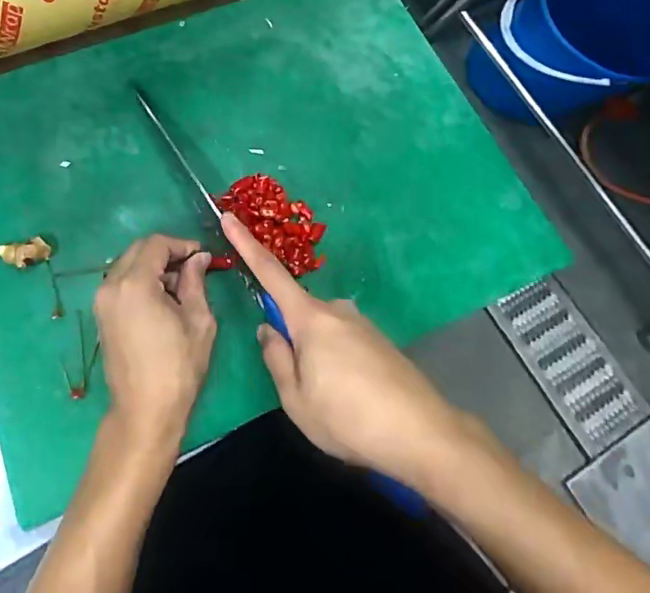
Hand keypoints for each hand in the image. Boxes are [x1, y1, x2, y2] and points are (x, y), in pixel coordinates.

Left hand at [93, 234, 215, 440]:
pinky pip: (121, 284)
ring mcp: (101, 301)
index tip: (201, 256)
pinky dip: (141, 281)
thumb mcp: (198, 319)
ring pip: (128, 265)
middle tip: (192, 268)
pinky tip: (162, 300)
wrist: (145, 412)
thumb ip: (196, 281)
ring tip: (180, 287)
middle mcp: (110, 286)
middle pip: (139, 250)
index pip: (156, 244)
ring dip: (153, 267)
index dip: (181, 244)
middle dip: (167, 253)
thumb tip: (199, 258)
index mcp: (134, 283)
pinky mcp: (101, 316)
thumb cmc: (178, 366)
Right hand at [221, 215, 473, 486]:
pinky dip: (337, 363)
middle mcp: (336, 310)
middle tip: (303, 388)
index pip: (270, 273)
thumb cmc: (348, 418)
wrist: (421, 432)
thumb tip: (268, 328)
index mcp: (310, 319)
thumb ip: (276, 359)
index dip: (246, 244)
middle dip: (290, 340)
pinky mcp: (379, 339)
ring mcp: (361, 322)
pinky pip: (343, 341)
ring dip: (316, 357)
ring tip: (332, 404)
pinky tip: (352, 398)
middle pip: (298, 312)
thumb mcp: (296, 399)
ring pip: (321, 331)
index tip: (229, 217)